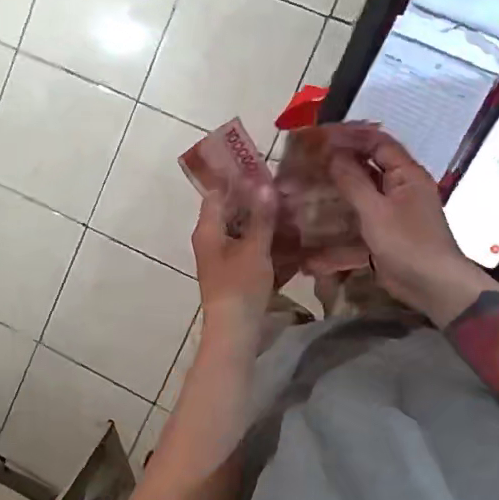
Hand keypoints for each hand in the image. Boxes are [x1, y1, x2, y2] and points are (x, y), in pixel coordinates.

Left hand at [191, 184, 281, 331]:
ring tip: (291, 208)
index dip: (236, 182)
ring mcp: (221, 257)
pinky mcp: (234, 272)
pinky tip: (289, 237)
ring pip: (241, 231)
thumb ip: (260, 218)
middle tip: (283, 188)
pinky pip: (248, 249)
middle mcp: (210, 240)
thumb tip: (263, 185)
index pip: (216, 195)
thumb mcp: (253, 248)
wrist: (234, 329)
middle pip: (230, 212)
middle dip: (254, 202)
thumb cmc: (239, 285)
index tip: (261, 170)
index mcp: (207, 230)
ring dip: (262, 222)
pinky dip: (264, 242)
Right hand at [326, 131, 495, 322]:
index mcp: (407, 175)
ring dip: (339, 179)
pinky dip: (341, 204)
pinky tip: (319, 207)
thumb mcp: (375, 210)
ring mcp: (393, 207)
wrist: (432, 285)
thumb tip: (333, 155)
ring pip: (363, 184)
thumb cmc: (407, 243)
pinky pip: (360, 207)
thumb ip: (352, 181)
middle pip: (370, 161)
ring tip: (309, 175)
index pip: (378, 143)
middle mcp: (401, 186)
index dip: (351, 135)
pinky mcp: (384, 226)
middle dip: (341, 155)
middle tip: (309, 153)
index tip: (320, 134)